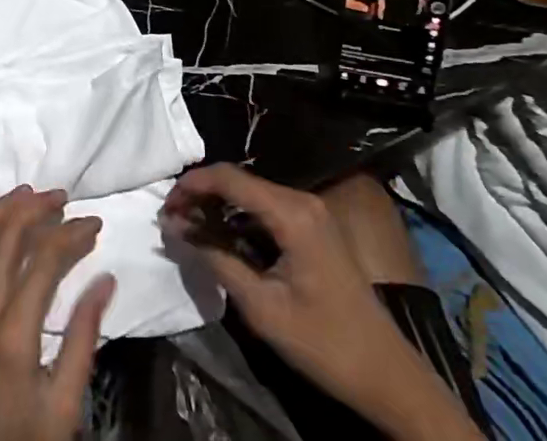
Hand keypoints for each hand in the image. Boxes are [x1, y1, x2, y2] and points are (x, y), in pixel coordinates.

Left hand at [0, 186, 116, 440]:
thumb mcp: (63, 406)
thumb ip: (84, 338)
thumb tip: (106, 280)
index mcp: (12, 333)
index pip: (43, 258)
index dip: (72, 233)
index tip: (95, 224)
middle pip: (5, 236)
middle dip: (36, 207)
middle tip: (63, 196)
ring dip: (4, 210)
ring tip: (31, 195)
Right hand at [164, 165, 477, 440]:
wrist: (382, 369)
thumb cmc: (321, 340)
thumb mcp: (261, 305)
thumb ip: (216, 259)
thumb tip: (176, 227)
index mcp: (292, 212)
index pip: (230, 178)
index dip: (192, 185)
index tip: (164, 206)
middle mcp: (303, 200)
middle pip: (241, 180)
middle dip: (202, 194)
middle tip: (171, 220)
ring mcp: (312, 211)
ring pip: (253, 192)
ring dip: (219, 204)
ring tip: (188, 227)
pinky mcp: (315, 226)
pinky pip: (268, 207)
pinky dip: (239, 215)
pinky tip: (221, 235)